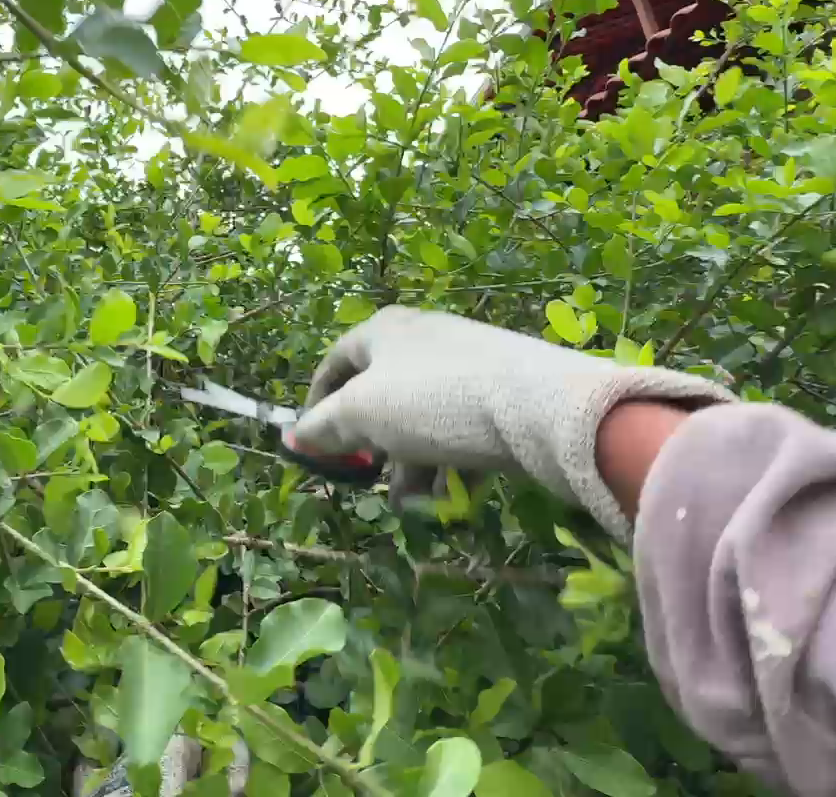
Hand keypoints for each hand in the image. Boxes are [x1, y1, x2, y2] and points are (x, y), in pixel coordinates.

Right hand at [285, 307, 731, 536]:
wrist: (543, 407)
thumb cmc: (435, 402)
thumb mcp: (364, 414)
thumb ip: (324, 426)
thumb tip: (292, 436)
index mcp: (384, 331)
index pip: (335, 363)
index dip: (318, 403)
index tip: (316, 443)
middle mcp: (423, 338)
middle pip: (381, 396)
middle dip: (374, 446)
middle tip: (374, 479)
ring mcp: (466, 363)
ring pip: (423, 419)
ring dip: (413, 464)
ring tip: (421, 503)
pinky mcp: (502, 392)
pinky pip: (462, 428)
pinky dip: (452, 462)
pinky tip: (458, 496)